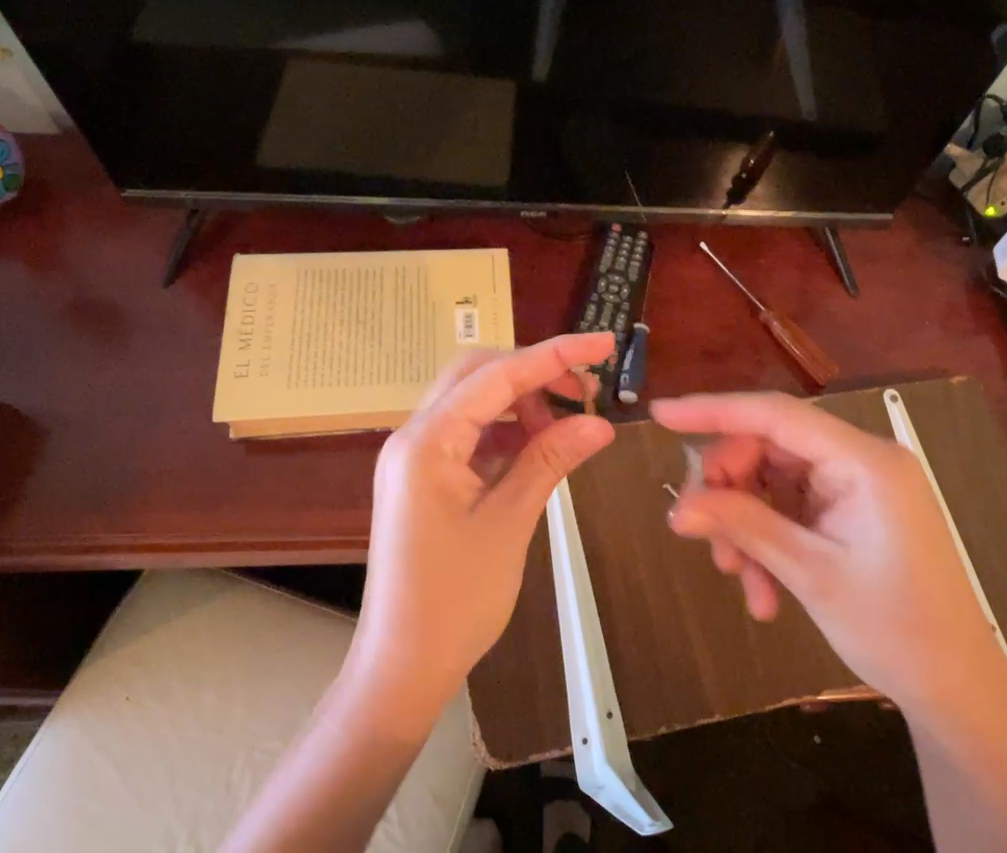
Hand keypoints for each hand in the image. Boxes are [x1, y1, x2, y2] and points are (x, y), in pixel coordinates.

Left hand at [349, 332, 616, 728]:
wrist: (404, 663)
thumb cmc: (456, 598)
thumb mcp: (510, 522)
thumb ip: (550, 460)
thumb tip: (598, 423)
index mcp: (428, 440)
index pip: (497, 375)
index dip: (554, 354)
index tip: (602, 343)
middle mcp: (414, 437)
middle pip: (477, 375)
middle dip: (533, 373)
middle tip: (584, 392)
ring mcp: (414, 459)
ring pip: (472, 403)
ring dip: (521, 403)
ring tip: (567, 426)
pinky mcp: (422, 480)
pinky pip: (467, 436)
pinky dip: (505, 433)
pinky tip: (538, 449)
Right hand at [652, 392, 1004, 710]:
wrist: (953, 685)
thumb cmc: (894, 628)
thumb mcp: (810, 573)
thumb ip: (743, 526)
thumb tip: (678, 506)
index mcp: (864, 461)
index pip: (775, 415)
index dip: (713, 411)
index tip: (661, 415)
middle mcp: (862, 461)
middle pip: (769, 450)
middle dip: (731, 492)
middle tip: (702, 536)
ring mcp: (858, 487)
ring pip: (774, 484)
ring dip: (747, 528)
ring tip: (740, 581)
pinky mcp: (853, 512)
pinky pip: (791, 510)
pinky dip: (769, 543)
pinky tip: (763, 593)